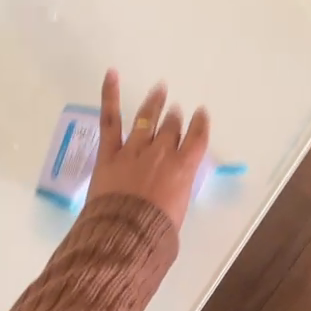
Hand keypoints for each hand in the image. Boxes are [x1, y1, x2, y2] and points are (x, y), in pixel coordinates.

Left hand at [87, 70, 210, 229]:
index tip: (200, 115)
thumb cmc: (154, 235)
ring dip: (154, 103)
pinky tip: (112, 74)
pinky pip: (111, 120)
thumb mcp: (176, 219)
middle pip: (171, 128)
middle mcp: (161, 154)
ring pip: (147, 119)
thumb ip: (175, 199)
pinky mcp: (110, 153)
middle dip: (174, 119)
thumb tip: (169, 199)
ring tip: (159, 90)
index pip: (196, 140)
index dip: (199, 125)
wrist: (125, 236)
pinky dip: (110, 95)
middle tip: (174, 111)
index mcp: (182, 170)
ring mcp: (135, 150)